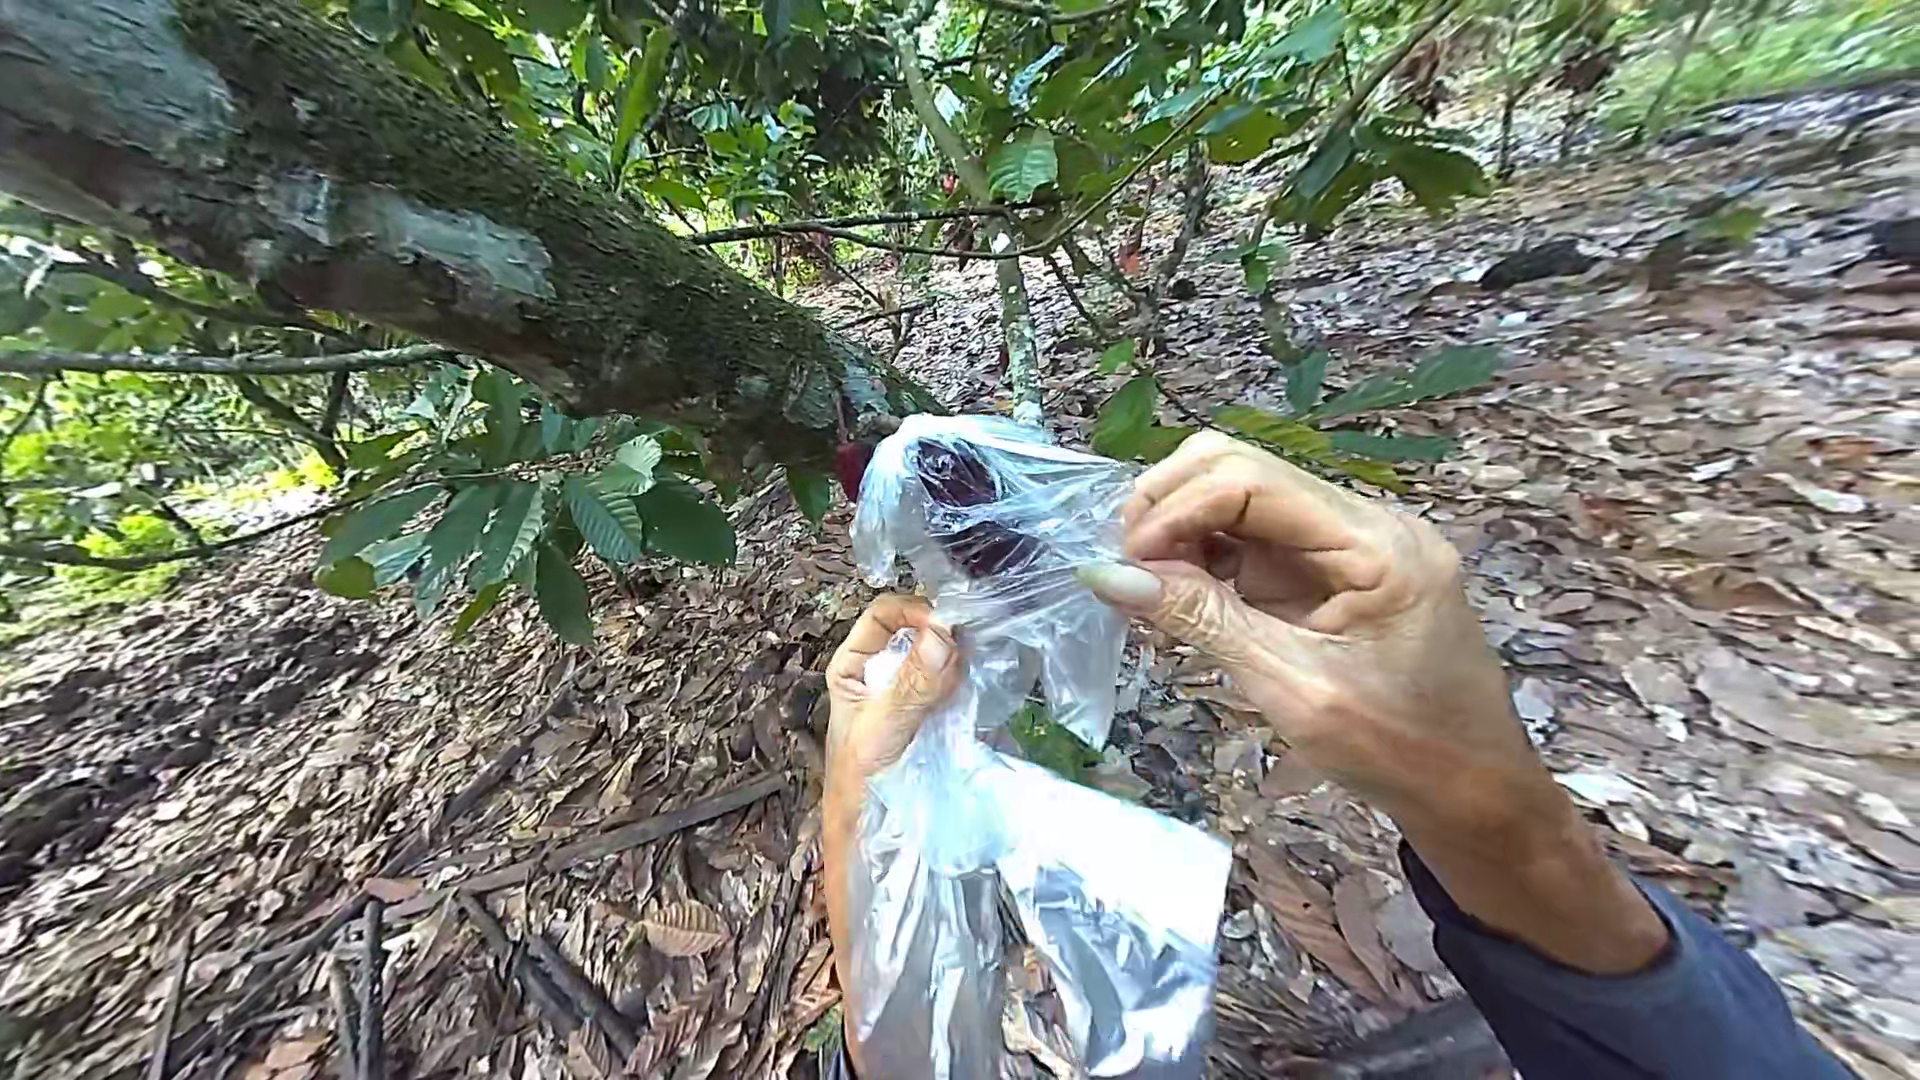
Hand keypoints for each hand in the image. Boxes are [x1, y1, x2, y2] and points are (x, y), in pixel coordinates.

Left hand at [820, 595, 960, 1071]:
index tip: (947, 627)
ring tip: (989, 661)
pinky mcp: (945, 713)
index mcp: (854, 665)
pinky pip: (965, 682)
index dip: (914, 611)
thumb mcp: (880, 735)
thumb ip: (911, 688)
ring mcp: (918, 691)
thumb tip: (943, 633)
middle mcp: (887, 671)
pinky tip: (994, 680)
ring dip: (967, 654)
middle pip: (921, 631)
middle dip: (947, 631)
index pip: (885, 615)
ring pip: (946, 654)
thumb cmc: (861, 788)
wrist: (875, 848)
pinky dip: (979, 677)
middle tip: (976, 643)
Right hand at [1078, 431, 1666, 973]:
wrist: (1472, 796)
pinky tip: (1169, 584)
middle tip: (1126, 556)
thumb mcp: (1291, 689)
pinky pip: (1239, 534)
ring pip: (1232, 491)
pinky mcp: (1313, 566)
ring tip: (1141, 573)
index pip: (1251, 482)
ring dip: (1174, 522)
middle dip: (1168, 500)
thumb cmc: (1398, 752)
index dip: (1176, 509)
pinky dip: (1193, 550)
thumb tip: (1108, 575)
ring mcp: (1333, 541)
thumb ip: (1200, 620)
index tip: (1128, 561)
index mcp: (1375, 542)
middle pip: (1239, 465)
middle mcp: (1356, 522)